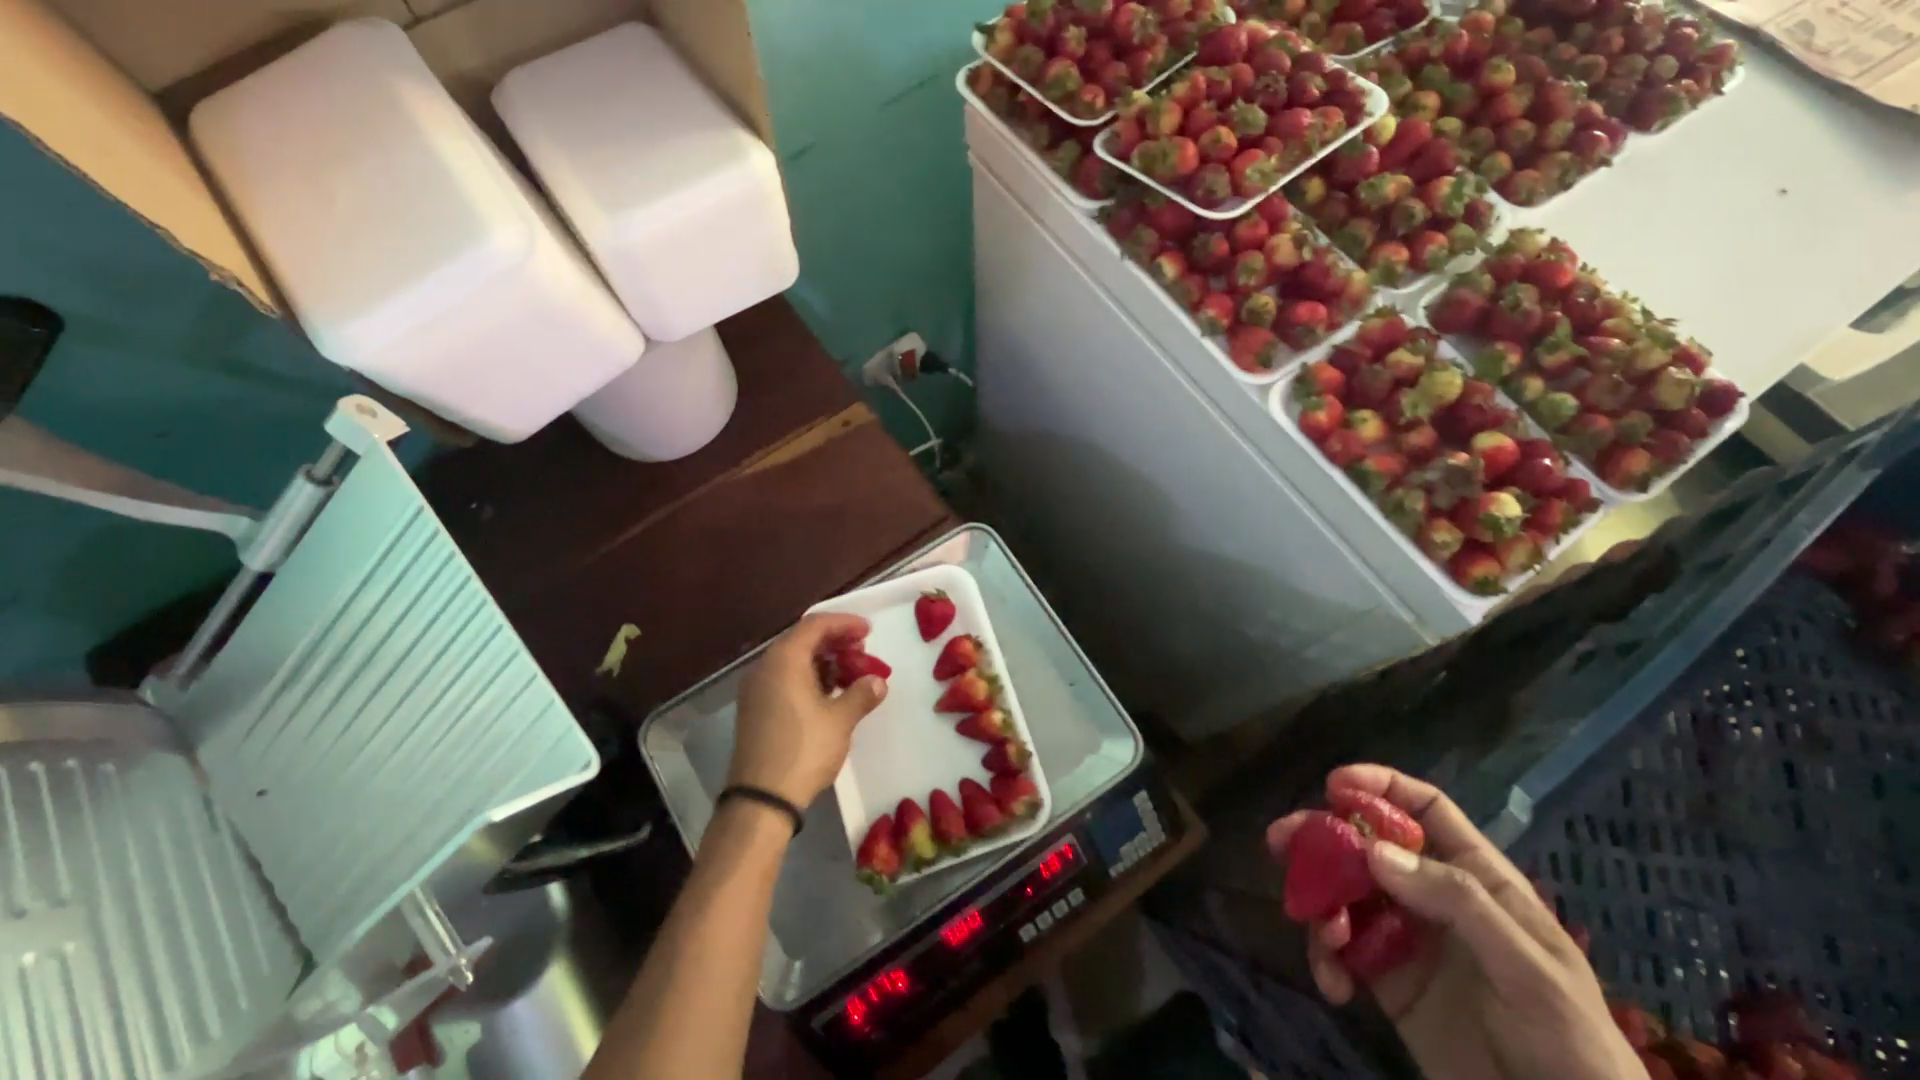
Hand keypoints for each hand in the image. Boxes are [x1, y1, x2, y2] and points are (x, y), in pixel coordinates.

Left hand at [730, 613, 887, 808]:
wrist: (761, 797)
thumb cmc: (804, 750)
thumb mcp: (840, 720)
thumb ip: (861, 694)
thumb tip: (878, 681)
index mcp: (784, 660)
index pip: (815, 625)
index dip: (844, 623)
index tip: (869, 631)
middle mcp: (765, 667)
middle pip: (802, 640)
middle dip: (835, 643)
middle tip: (863, 653)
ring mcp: (756, 689)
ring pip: (793, 661)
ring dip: (823, 662)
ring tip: (852, 675)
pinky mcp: (755, 709)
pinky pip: (784, 680)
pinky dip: (809, 679)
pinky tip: (830, 695)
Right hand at [1267, 765, 1644, 1079]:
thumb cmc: (1569, 1037)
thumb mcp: (1529, 966)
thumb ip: (1458, 903)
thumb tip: (1375, 851)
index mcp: (1477, 880)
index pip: (1425, 812)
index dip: (1381, 787)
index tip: (1332, 784)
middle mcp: (1434, 899)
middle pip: (1369, 848)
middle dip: (1323, 840)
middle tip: (1280, 841)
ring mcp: (1407, 941)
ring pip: (1345, 897)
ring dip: (1321, 907)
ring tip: (1324, 938)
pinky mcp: (1387, 984)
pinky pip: (1342, 952)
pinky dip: (1326, 960)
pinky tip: (1334, 986)